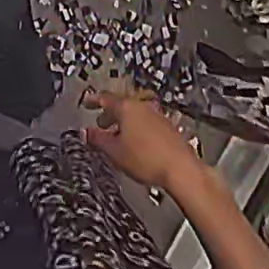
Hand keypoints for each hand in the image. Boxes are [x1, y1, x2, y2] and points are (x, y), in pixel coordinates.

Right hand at [83, 88, 203, 193]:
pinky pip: (146, 122)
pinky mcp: (168, 128)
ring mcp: (157, 116)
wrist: (181, 170)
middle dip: (109, 114)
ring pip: (134, 114)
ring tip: (117, 137)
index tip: (88, 102)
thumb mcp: (114, 151)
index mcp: (126, 107)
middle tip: (100, 123)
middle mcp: (142, 107)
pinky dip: (136, 129)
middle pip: (120, 105)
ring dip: (123, 123)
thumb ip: (97, 139)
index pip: (105, 98)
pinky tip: (136, 144)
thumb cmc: (147, 159)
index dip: (94, 100)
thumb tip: (86, 133)